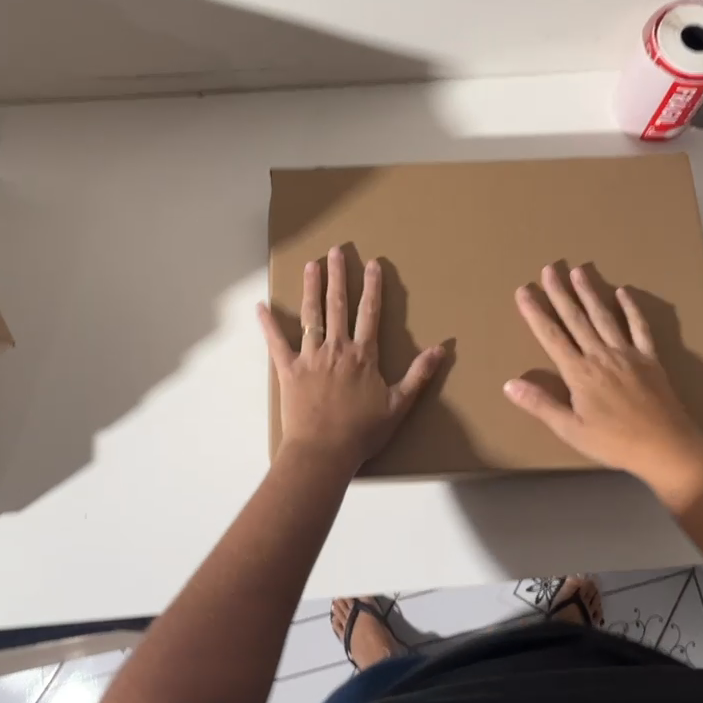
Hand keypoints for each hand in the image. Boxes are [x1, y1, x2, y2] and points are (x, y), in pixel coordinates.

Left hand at [257, 246, 444, 470]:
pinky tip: (261, 306)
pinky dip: (268, 324)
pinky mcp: (288, 370)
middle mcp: (336, 348)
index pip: (369, 313)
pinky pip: (276, 343)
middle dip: (338, 276)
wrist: (323, 452)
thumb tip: (442, 348)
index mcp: (363, 355)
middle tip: (336, 251)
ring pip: (311, 315)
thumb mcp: (399, 405)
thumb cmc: (362, 432)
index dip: (372, 287)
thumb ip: (419, 375)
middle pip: (338, 305)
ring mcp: (310, 357)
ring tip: (310, 266)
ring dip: (311, 288)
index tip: (372, 264)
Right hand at [505, 265, 702, 491]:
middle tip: (549, 269)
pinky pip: (639, 328)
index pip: (551, 336)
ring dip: (590, 293)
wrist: (666, 447)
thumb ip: (541, 404)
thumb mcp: (571, 430)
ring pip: (604, 317)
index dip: (535, 313)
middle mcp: (601, 356)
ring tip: (578, 271)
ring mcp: (628, 354)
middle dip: (560, 293)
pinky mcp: (650, 359)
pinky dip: (631, 309)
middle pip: (576, 319)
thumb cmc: (614, 443)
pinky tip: (624, 293)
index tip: (523, 291)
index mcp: (579, 373)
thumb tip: (509, 384)